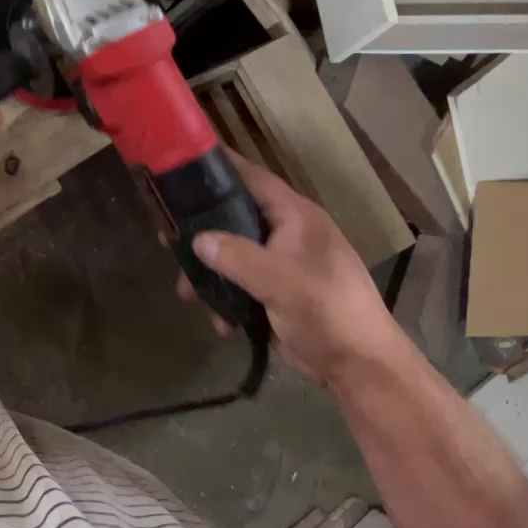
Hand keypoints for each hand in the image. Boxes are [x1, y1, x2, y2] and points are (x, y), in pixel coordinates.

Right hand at [178, 150, 405, 387]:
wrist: (360, 369)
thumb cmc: (328, 312)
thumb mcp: (280, 281)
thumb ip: (236, 256)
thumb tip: (197, 239)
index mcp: (296, 218)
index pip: (253, 178)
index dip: (220, 166)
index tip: (181, 159)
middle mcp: (287, 233)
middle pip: (233, 216)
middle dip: (201, 230)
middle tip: (166, 235)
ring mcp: (281, 264)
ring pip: (231, 254)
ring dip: (208, 273)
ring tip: (186, 292)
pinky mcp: (275, 292)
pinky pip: (239, 284)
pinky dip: (225, 299)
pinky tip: (219, 321)